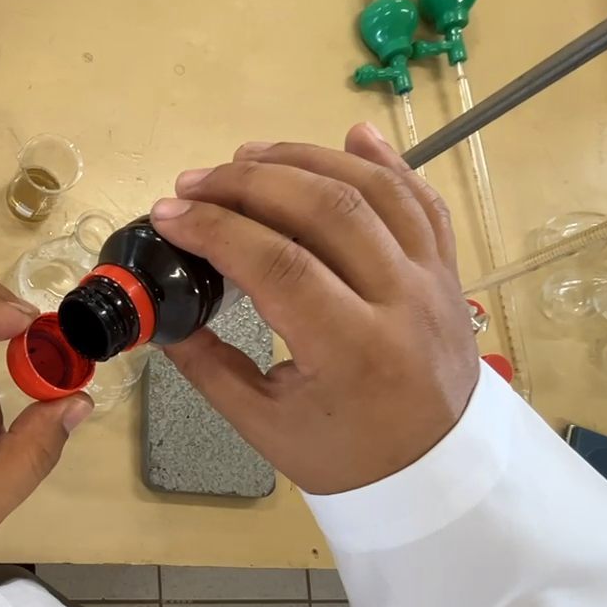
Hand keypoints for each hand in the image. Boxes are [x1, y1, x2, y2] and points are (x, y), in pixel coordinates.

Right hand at [151, 124, 479, 494]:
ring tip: (246, 156)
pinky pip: (422, 199)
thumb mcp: (261, 423)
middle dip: (250, 183)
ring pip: (375, 190)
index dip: (216, 229)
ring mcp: (432, 278)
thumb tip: (161, 318)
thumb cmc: (343, 455)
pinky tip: (350, 134)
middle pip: (328, 209)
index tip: (168, 214)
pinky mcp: (445, 269)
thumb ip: (207, 366)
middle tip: (195, 182)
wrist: (436, 471)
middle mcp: (400, 300)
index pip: (278, 265)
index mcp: (351, 350)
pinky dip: (386, 159)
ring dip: (305, 160)